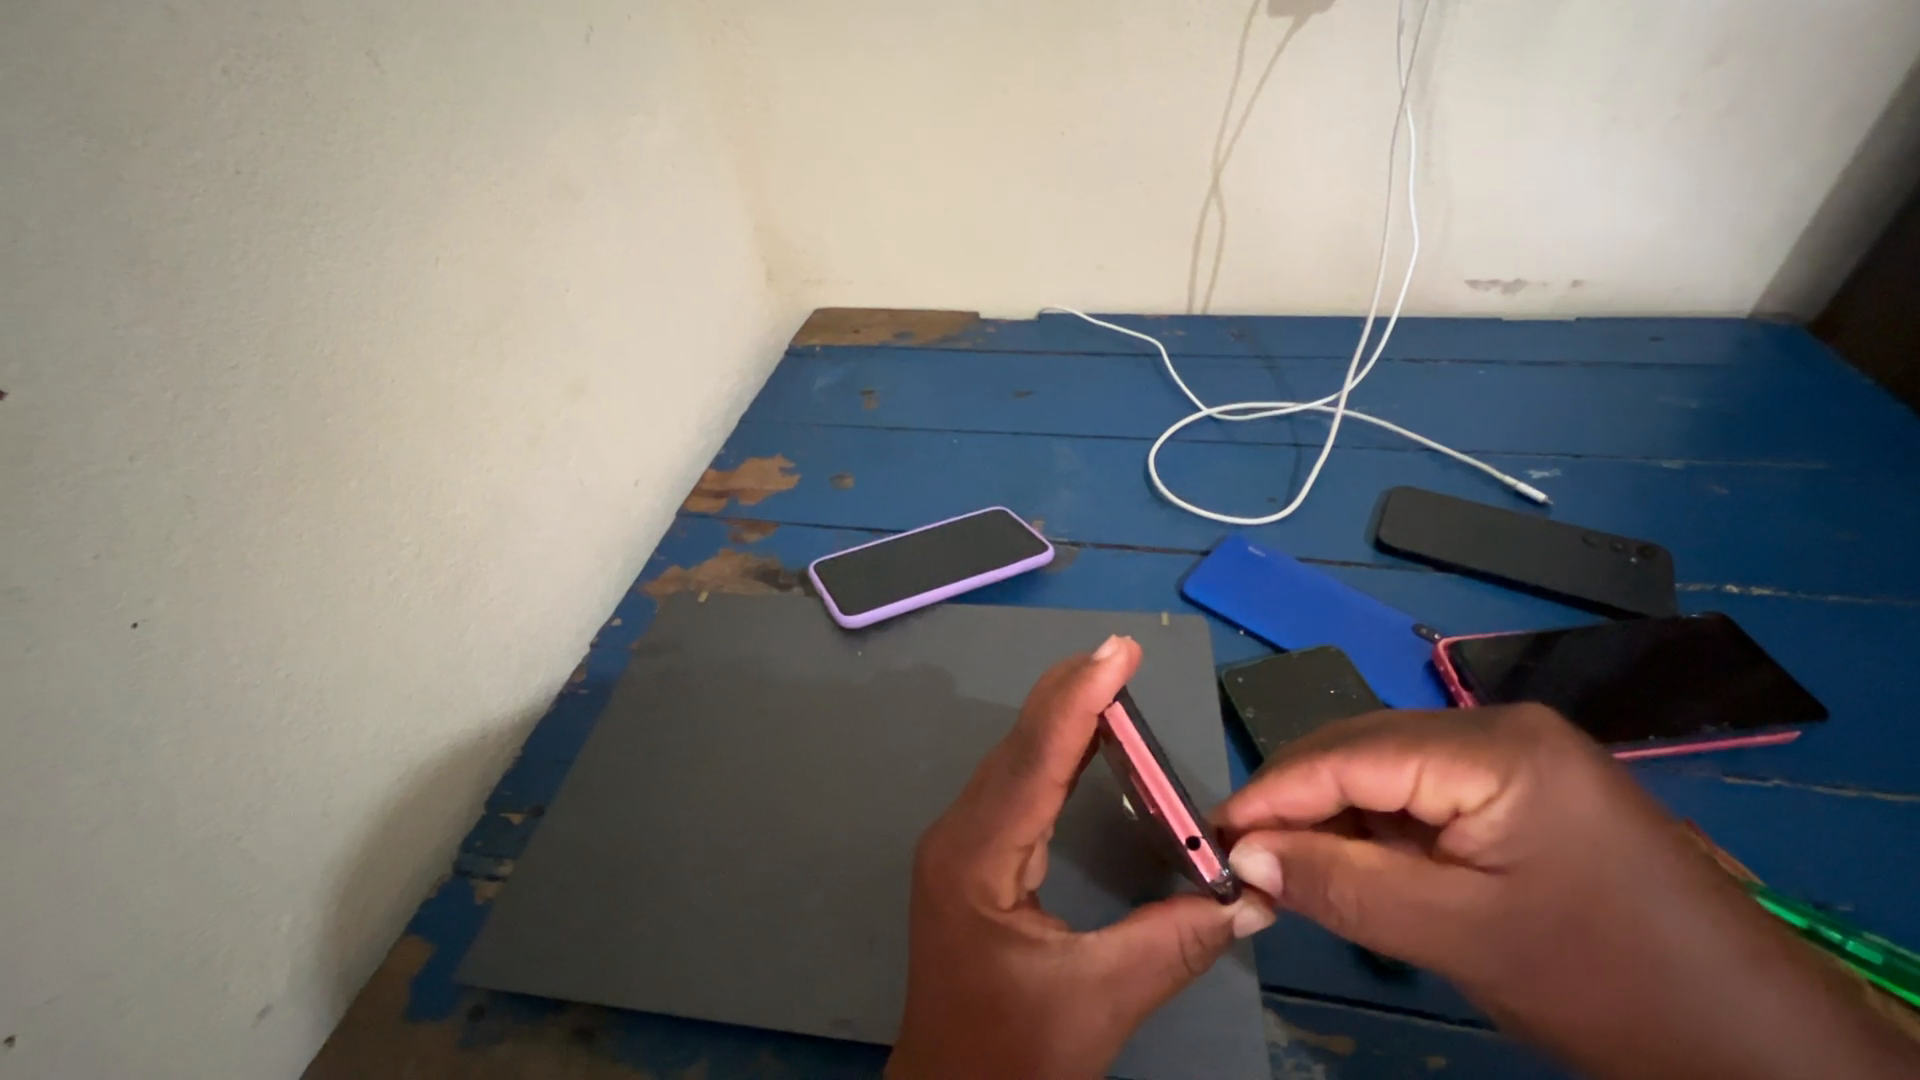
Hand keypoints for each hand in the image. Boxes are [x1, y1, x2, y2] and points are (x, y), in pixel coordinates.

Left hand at [887, 636, 1274, 1079]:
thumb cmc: (1012, 1053)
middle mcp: (961, 835)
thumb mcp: (1098, 1001)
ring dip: (1061, 715)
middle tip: (1121, 651)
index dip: (1079, 700)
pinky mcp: (974, 855)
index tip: (1117, 650)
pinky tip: (1081, 737)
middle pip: (1021, 746)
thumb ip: (1175, 943)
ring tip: (1108, 676)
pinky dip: (1052, 750)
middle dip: (1071, 693)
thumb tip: (1252, 898)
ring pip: (1015, 760)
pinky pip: (1016, 784)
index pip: (1036, 760)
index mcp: (977, 859)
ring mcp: (962, 843)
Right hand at [1215, 705, 1919, 1079]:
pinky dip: (1373, 827)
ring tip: (1289, 869)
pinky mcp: (1517, 786)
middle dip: (1295, 803)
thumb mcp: (1459, 937)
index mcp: (1493, 748)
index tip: (1213, 838)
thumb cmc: (1608, 983)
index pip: (1346, 755)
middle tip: (1245, 862)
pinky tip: (1352, 863)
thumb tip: (1242, 857)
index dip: (1270, 795)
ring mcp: (1512, 754)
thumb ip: (1340, 886)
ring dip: (1330, 816)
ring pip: (1381, 769)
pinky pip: (1417, 791)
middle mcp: (1497, 729)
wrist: (1758, 1042)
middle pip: (1358, 750)